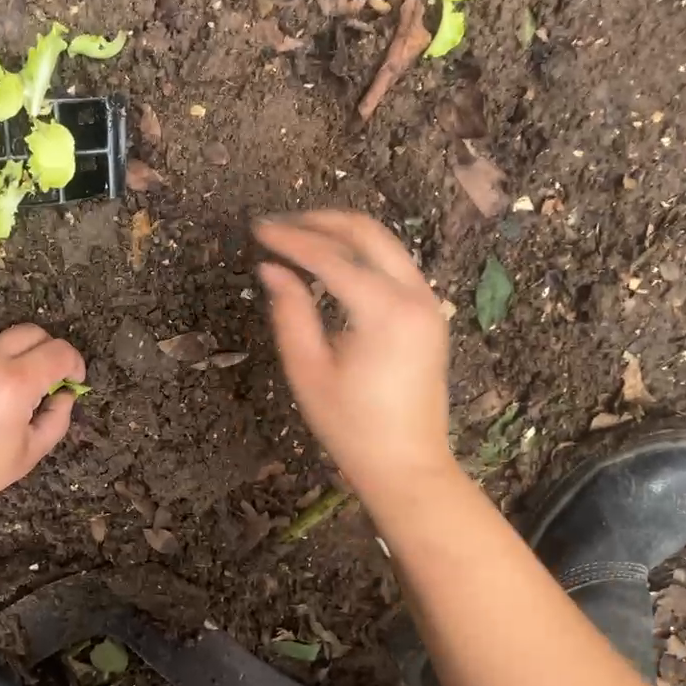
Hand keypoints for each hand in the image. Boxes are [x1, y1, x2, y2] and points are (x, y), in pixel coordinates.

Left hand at [0, 324, 86, 513]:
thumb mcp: (29, 453)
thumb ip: (56, 418)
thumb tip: (64, 395)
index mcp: (14, 383)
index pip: (59, 352)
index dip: (75, 365)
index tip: (73, 381)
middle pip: (32, 332)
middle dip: (49, 351)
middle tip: (48, 380)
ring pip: (2, 339)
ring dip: (17, 355)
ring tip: (12, 390)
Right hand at [255, 210, 453, 493]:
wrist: (406, 463)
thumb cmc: (351, 426)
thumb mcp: (308, 371)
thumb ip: (290, 312)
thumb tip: (271, 269)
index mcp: (384, 311)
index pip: (330, 257)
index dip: (290, 239)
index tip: (257, 230)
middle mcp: (415, 296)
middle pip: (367, 233)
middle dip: (321, 221)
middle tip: (279, 226)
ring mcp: (428, 303)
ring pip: (385, 243)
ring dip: (342, 234)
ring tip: (298, 238)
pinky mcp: (429, 313)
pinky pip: (394, 264)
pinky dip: (361, 254)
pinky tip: (329, 264)